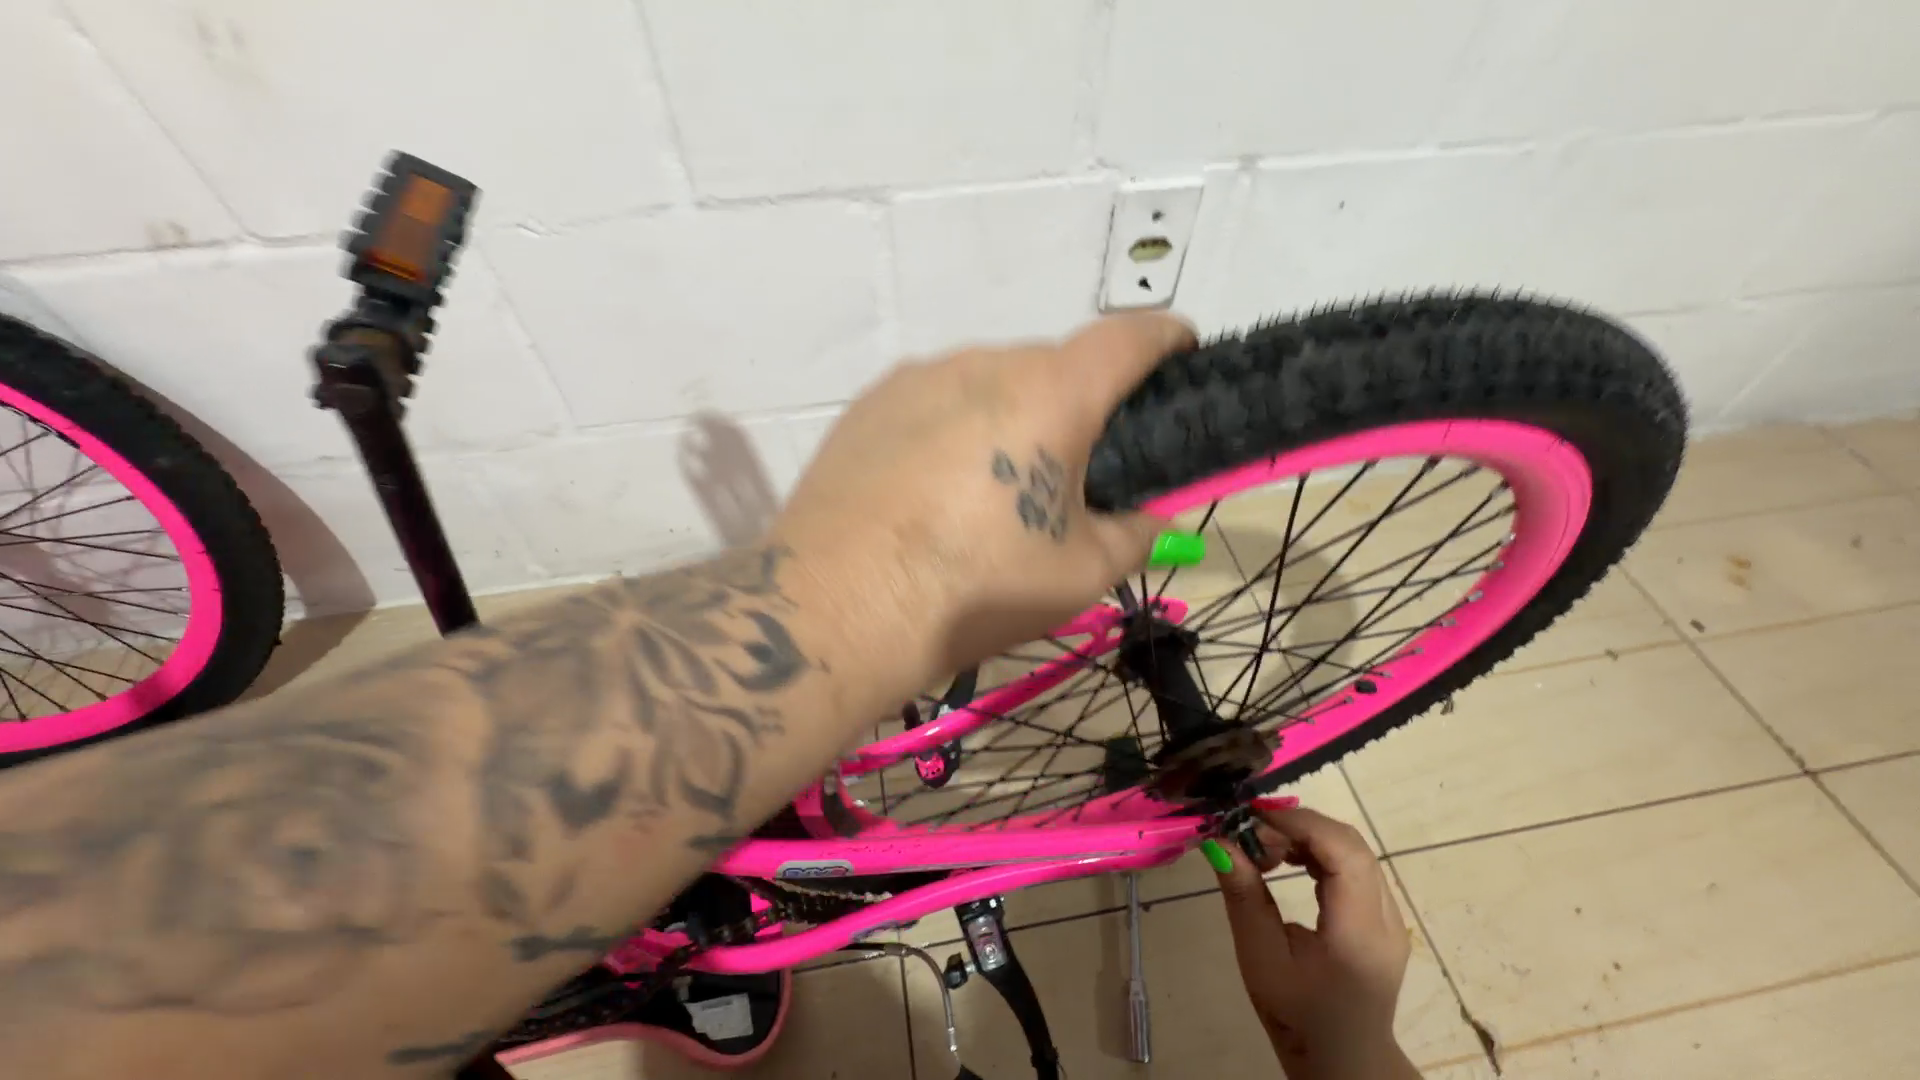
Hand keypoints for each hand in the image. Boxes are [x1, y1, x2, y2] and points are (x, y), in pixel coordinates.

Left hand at [771, 314, 1193, 679]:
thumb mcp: (1081, 576)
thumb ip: (1136, 534)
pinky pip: (935, 400)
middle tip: (1066, 475)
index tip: (1178, 358)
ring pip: (989, 383)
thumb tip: (1152, 517)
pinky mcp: (868, 403)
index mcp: (1052, 393)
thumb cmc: (974, 589)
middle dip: (1076, 406)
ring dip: (1008, 418)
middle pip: (1054, 366)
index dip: (1166, 340)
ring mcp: (918, 377)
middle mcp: (985, 363)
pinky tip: (930, 487)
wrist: (838, 607)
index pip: (1129, 337)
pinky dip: (952, 428)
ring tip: (987, 490)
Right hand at [1213, 807, 1419, 1079]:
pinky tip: (1285, 861)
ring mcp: (1390, 916)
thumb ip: (1244, 896)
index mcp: (1359, 933)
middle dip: (1298, 825)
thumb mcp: (1261, 959)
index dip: (1300, 823)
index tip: (1252, 814)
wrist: (1343, 1060)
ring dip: (1306, 836)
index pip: (1344, 854)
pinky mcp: (1381, 916)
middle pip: (1351, 845)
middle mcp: (1386, 918)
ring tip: (1262, 848)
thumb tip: (1219, 840)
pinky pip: (1353, 866)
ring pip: (1353, 850)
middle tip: (1250, 831)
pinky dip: (1317, 851)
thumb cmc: (1297, 1015)